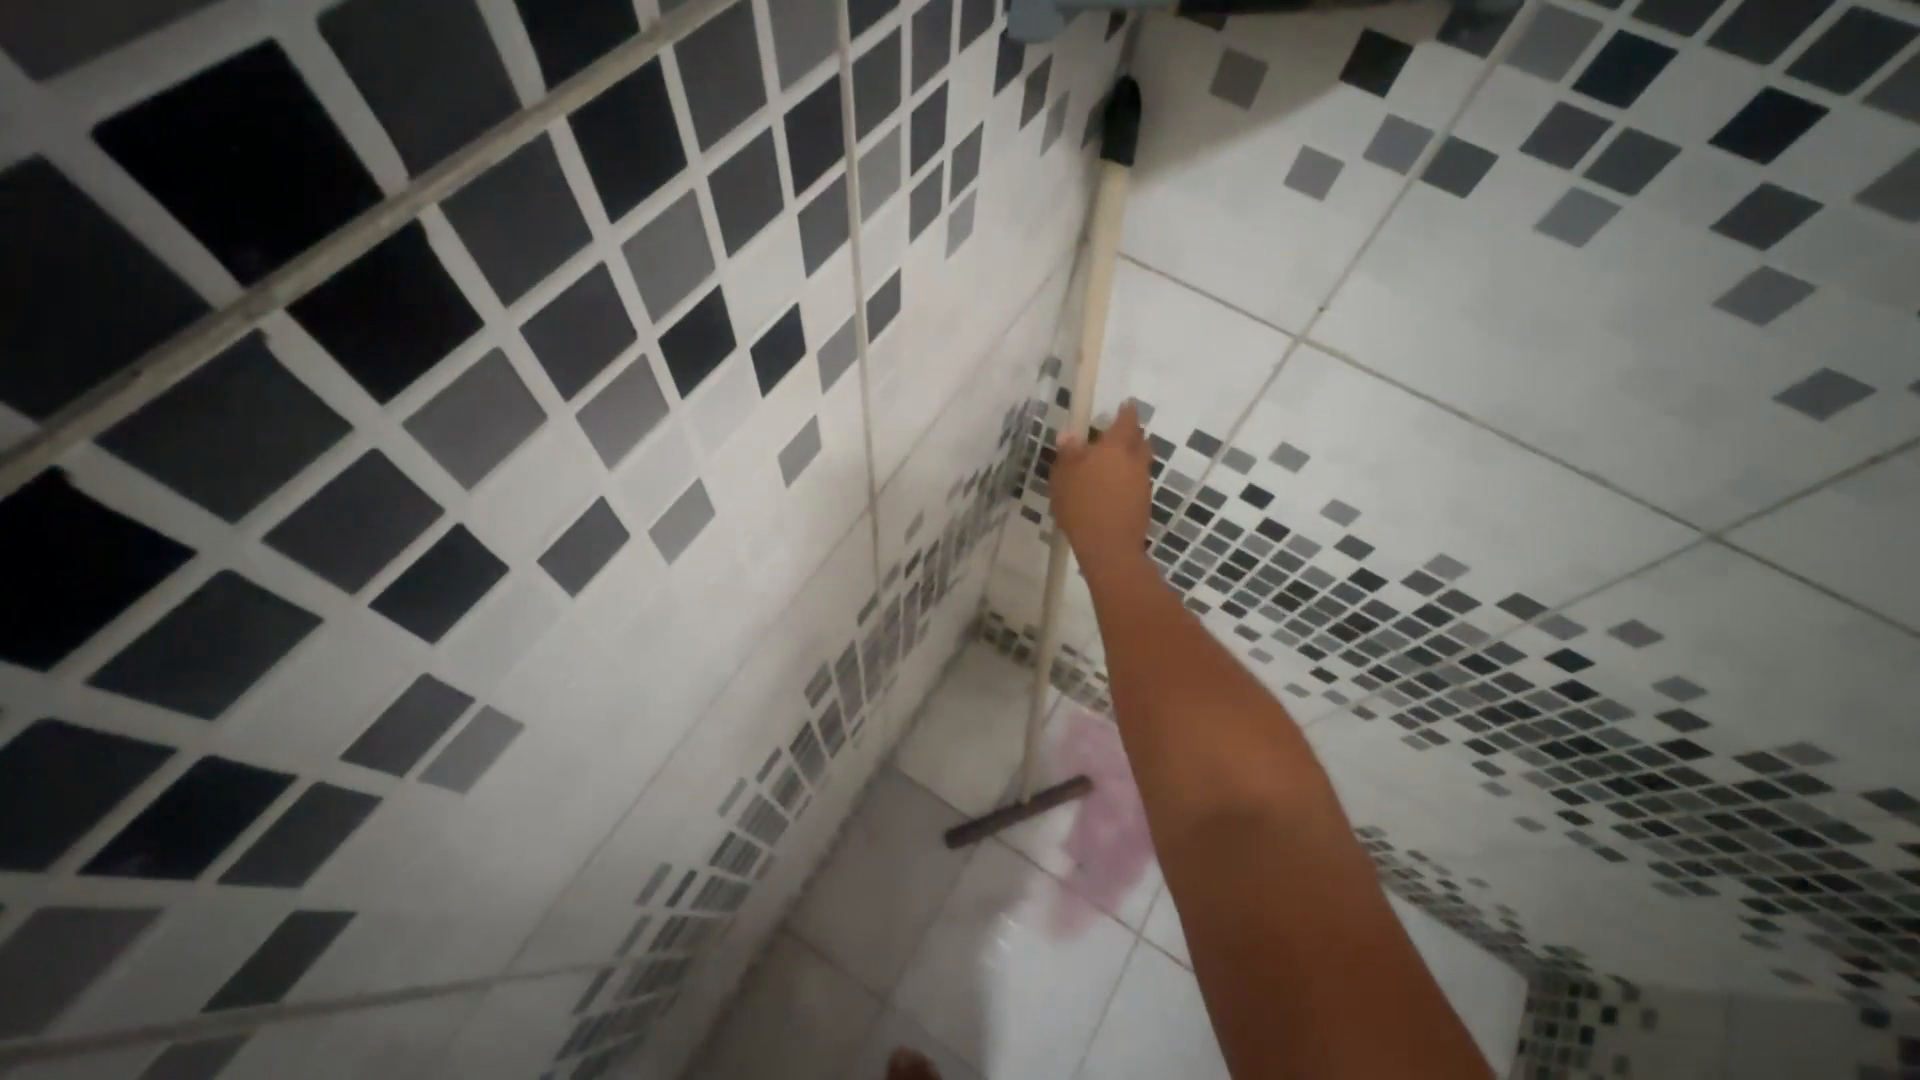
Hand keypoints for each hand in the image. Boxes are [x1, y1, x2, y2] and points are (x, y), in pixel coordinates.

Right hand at [1050, 401, 1152, 572]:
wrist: (1108, 546)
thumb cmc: (1081, 505)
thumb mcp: (1063, 477)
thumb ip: (1068, 454)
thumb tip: (1069, 435)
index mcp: (1115, 448)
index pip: (1127, 421)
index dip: (1127, 412)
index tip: (1125, 405)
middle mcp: (1134, 461)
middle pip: (1140, 440)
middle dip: (1132, 434)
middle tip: (1117, 434)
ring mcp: (1142, 483)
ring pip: (1140, 462)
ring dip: (1130, 458)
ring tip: (1112, 464)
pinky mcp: (1144, 503)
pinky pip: (1137, 482)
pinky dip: (1128, 479)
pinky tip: (1112, 490)